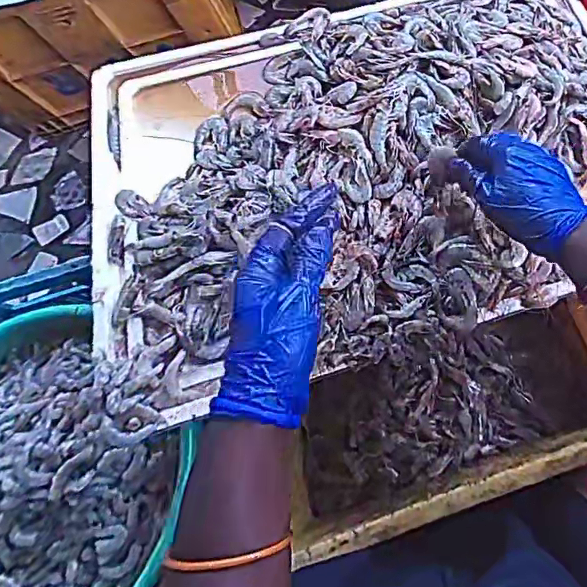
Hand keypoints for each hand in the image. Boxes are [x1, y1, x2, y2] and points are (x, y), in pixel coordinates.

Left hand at [211, 184, 339, 428]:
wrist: (267, 392)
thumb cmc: (277, 345)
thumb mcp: (297, 295)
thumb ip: (309, 258)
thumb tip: (322, 226)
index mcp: (257, 267)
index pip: (285, 227)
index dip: (307, 209)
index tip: (328, 194)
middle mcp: (257, 276)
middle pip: (284, 236)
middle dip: (307, 217)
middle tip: (329, 200)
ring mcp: (266, 292)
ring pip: (288, 253)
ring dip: (308, 235)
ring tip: (327, 220)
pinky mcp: (277, 308)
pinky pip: (292, 270)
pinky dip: (308, 257)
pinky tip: (318, 257)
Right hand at [444, 132, 586, 257]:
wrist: (567, 230)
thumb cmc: (524, 214)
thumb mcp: (487, 197)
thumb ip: (467, 176)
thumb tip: (451, 163)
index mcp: (504, 149)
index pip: (473, 144)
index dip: (460, 157)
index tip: (453, 171)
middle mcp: (523, 146)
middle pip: (492, 147)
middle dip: (478, 161)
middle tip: (469, 180)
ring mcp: (540, 156)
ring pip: (509, 155)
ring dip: (496, 167)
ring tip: (491, 188)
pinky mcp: (552, 168)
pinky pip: (525, 163)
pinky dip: (513, 172)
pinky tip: (512, 190)